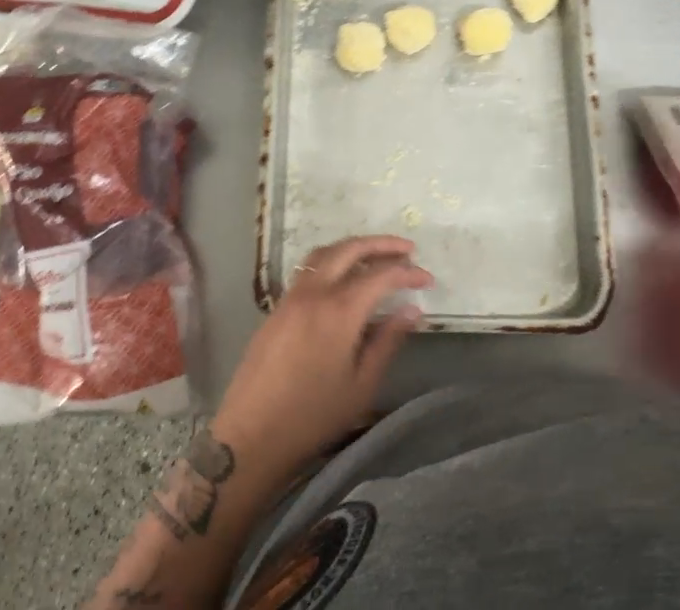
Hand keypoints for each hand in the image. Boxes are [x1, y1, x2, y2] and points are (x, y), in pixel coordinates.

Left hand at [214, 236, 430, 474]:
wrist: (252, 434)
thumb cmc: (314, 416)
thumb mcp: (362, 384)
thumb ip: (388, 341)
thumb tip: (411, 310)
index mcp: (339, 311)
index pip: (381, 275)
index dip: (408, 272)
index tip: (428, 279)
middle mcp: (313, 294)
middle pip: (349, 249)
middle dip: (381, 244)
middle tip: (407, 249)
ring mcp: (290, 298)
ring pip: (323, 255)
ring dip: (352, 248)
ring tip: (376, 257)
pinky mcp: (276, 310)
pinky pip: (307, 272)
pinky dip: (331, 263)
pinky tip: (344, 281)